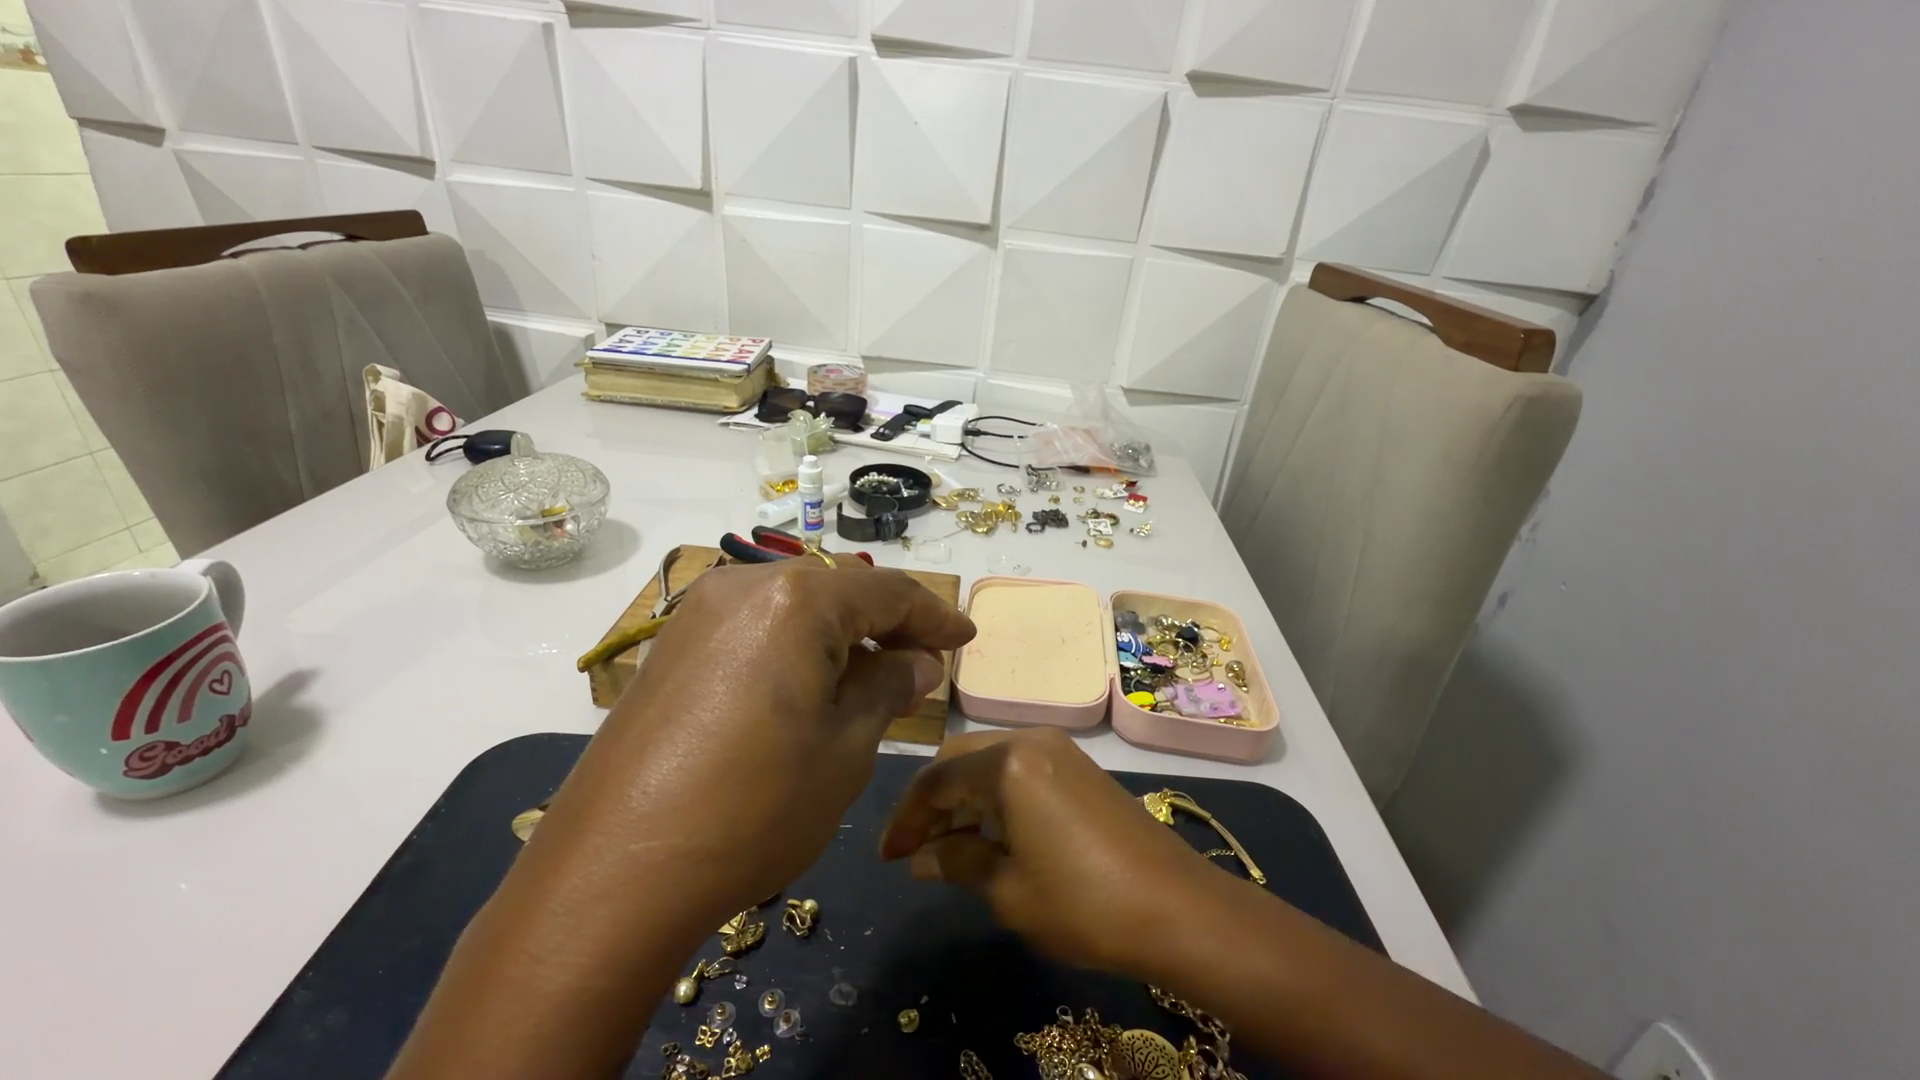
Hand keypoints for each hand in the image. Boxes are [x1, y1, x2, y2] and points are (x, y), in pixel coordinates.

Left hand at [531, 558, 975, 928]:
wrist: (618, 868)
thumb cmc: (756, 806)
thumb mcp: (846, 749)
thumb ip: (887, 688)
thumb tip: (917, 662)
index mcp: (796, 600)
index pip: (886, 593)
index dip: (933, 615)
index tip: (966, 638)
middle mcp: (742, 588)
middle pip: (835, 594)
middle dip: (885, 626)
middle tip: (923, 664)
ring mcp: (697, 616)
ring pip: (792, 612)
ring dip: (838, 639)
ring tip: (870, 680)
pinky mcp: (670, 650)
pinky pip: (753, 632)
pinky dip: (793, 651)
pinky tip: (808, 688)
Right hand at [878, 727, 1220, 973]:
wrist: (1179, 909)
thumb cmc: (1083, 903)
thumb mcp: (1007, 890)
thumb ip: (957, 863)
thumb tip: (921, 858)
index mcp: (1007, 763)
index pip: (935, 780)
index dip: (906, 819)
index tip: (888, 857)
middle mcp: (1031, 740)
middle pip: (961, 760)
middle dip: (932, 802)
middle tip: (914, 849)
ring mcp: (1061, 750)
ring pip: (991, 763)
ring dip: (963, 799)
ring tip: (947, 848)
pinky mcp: (1082, 768)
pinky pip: (1021, 770)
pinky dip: (995, 796)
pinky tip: (990, 834)